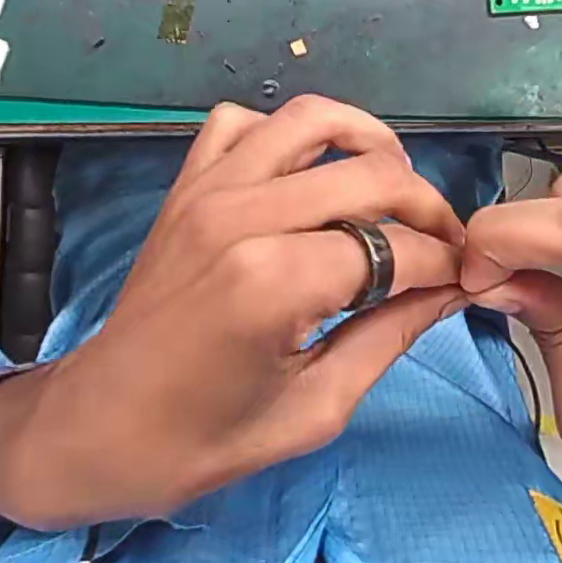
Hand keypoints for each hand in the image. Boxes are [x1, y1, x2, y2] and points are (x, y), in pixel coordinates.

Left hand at [0, 96, 468, 529]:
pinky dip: (280, 135)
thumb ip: (387, 336)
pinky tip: (298, 175)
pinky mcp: (183, 187)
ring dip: (364, 142)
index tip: (465, 280)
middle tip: (441, 243)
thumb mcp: (313, 409)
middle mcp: (242, 214)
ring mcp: (205, 190)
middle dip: (425, 205)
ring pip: (307, 120)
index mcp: (274, 281)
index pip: (396, 247)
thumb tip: (449, 288)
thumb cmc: (200, 442)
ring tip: (386, 185)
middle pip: (368, 172)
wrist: (97, 424)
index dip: (445, 264)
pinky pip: (237, 123)